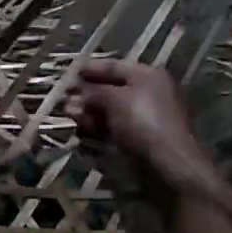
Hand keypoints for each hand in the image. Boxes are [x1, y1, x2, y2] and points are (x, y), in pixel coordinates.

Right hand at [66, 60, 221, 198]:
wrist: (167, 165)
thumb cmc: (143, 123)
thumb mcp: (116, 99)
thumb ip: (94, 92)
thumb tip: (76, 96)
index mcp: (147, 77)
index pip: (114, 67)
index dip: (90, 69)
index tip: (68, 74)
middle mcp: (146, 95)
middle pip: (109, 91)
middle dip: (85, 96)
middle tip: (64, 101)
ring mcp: (141, 121)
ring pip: (107, 114)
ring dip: (88, 116)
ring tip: (72, 119)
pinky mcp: (136, 143)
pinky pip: (111, 133)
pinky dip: (95, 133)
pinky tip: (82, 137)